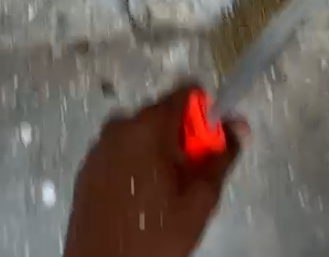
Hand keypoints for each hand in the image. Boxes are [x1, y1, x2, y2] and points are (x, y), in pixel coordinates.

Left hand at [63, 85, 245, 256]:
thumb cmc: (155, 235)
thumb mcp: (199, 200)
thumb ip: (221, 156)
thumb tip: (240, 124)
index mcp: (149, 126)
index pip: (186, 93)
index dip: (205, 112)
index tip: (210, 141)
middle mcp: (121, 124)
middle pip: (163, 112)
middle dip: (182, 135)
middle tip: (189, 175)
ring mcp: (100, 144)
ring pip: (141, 131)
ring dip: (157, 148)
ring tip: (164, 189)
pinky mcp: (87, 164)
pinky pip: (121, 148)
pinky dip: (134, 160)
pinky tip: (139, 194)